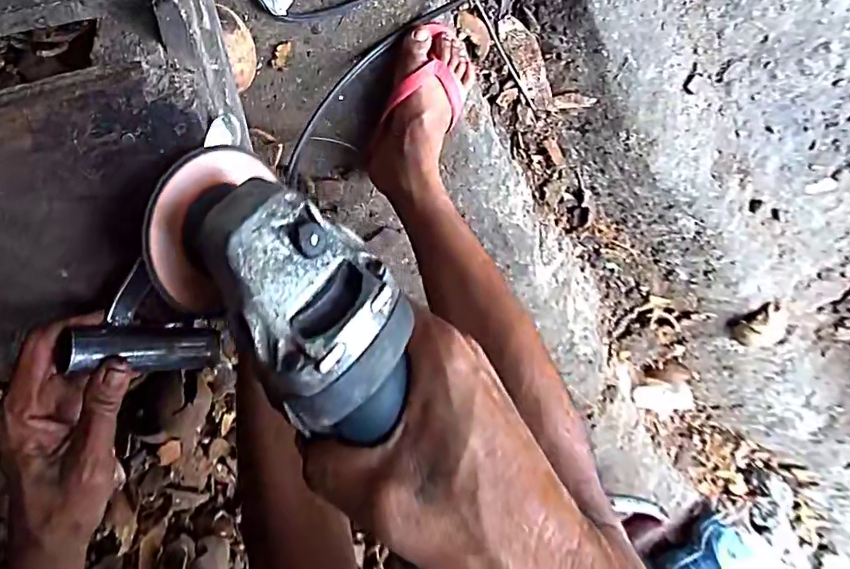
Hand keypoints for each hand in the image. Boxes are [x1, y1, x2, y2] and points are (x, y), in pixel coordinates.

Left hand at [0, 316, 131, 568]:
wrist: (51, 548)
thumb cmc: (60, 514)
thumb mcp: (88, 461)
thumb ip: (103, 409)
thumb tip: (118, 364)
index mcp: (18, 411)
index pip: (38, 346)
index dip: (69, 326)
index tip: (100, 321)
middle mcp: (21, 404)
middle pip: (52, 351)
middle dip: (87, 342)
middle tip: (119, 335)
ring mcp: (34, 410)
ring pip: (64, 366)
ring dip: (94, 361)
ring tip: (123, 355)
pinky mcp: (48, 417)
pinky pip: (71, 384)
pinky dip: (94, 380)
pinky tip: (116, 380)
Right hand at [301, 311, 632, 568]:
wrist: (542, 561)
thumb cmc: (486, 525)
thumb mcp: (371, 494)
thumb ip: (318, 458)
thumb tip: (306, 440)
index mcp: (438, 347)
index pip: (359, 306)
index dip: (329, 338)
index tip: (319, 371)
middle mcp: (459, 346)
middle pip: (377, 335)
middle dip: (353, 373)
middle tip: (347, 416)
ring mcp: (473, 368)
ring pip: (399, 360)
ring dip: (378, 393)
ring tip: (378, 438)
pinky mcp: (480, 394)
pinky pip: (423, 380)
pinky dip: (404, 406)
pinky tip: (406, 450)